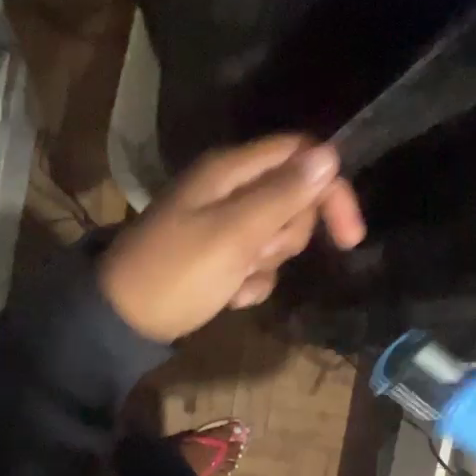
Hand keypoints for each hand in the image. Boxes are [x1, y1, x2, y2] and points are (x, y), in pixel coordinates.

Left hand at [97, 135, 366, 342]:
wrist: (126, 320)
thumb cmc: (179, 273)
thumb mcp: (235, 233)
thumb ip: (282, 195)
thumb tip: (330, 155)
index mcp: (230, 171)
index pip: (300, 155)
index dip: (330, 188)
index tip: (348, 236)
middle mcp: (230, 189)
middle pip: (294, 199)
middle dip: (286, 235)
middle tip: (254, 254)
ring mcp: (225, 223)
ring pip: (279, 236)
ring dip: (266, 264)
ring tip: (234, 279)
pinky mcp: (221, 255)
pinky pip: (259, 264)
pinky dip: (250, 283)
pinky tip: (227, 296)